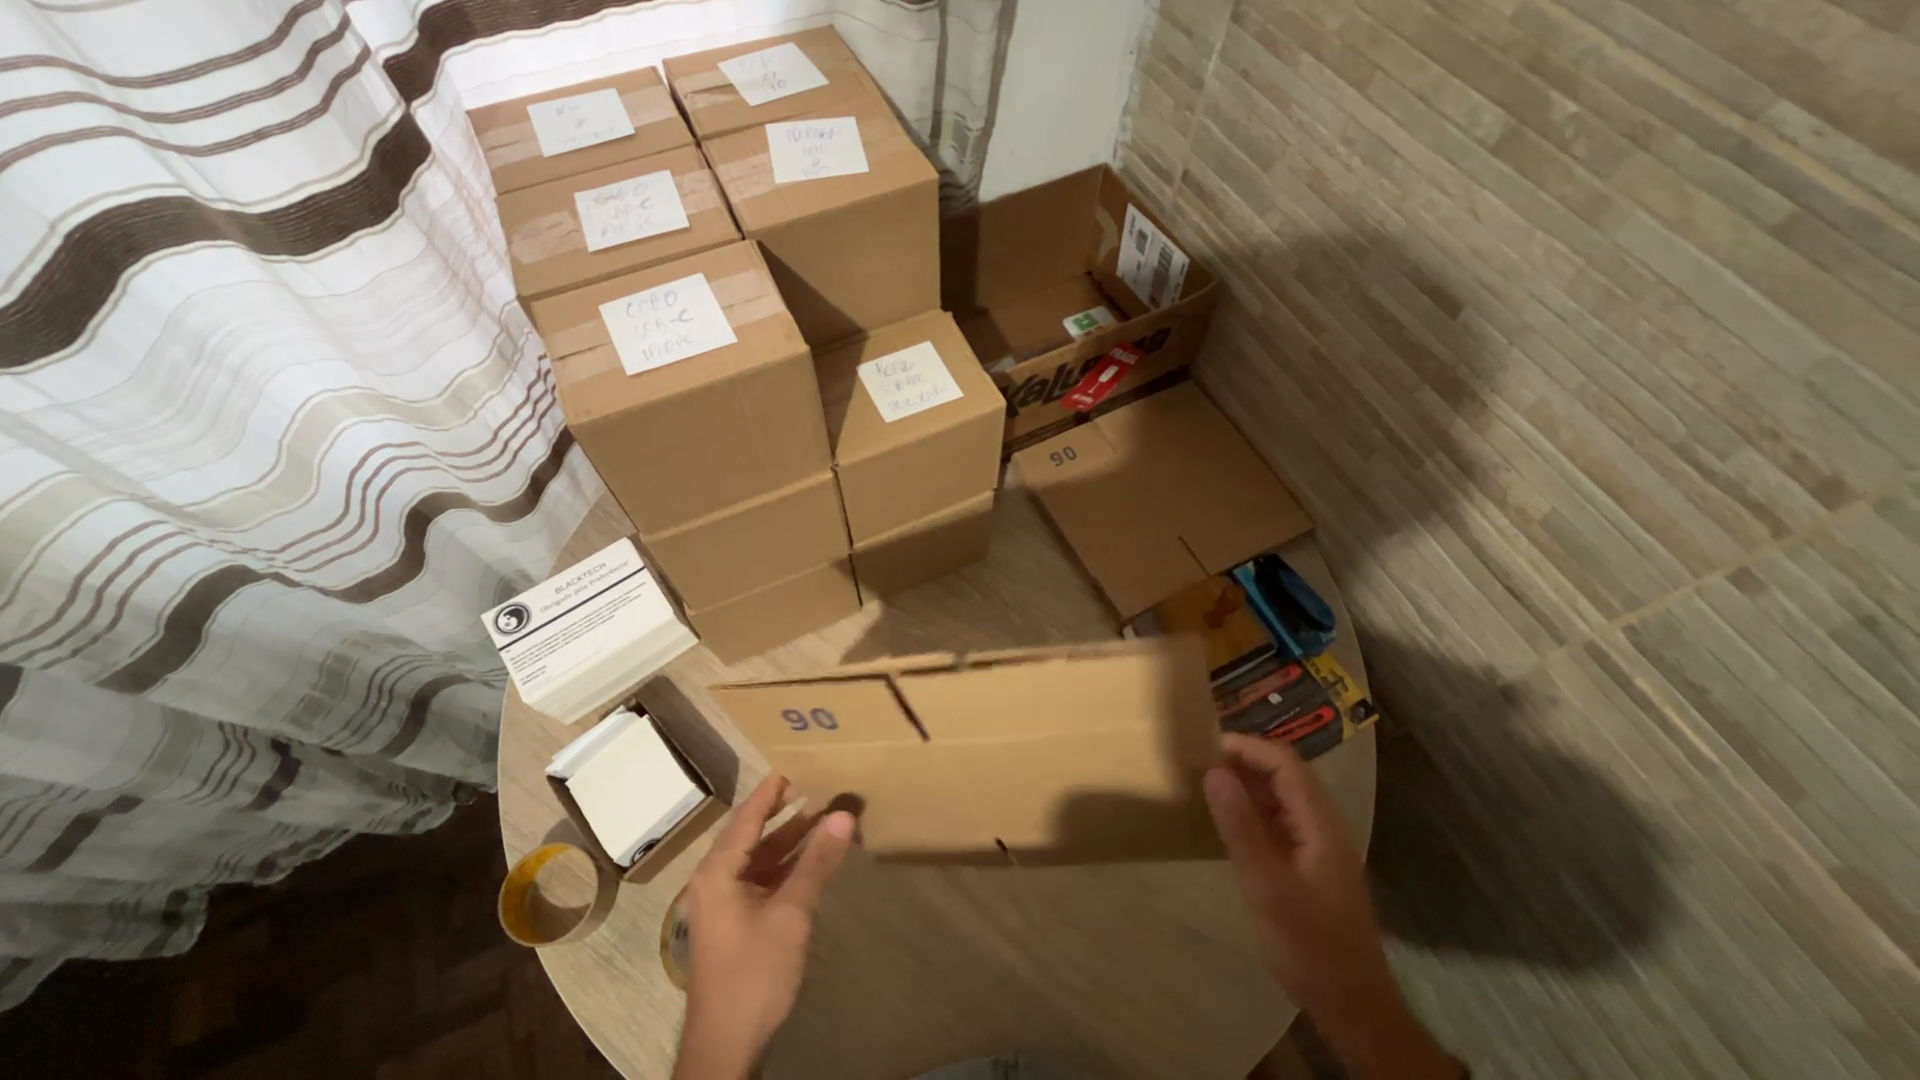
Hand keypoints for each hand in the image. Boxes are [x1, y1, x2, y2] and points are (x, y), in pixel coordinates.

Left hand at [673, 775, 855, 1079]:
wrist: (727, 1040)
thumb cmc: (754, 971)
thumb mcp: (791, 914)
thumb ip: (816, 862)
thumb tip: (843, 814)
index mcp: (718, 871)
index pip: (747, 816)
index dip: (772, 790)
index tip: (796, 763)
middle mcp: (715, 879)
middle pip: (751, 834)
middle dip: (785, 811)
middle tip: (819, 785)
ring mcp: (724, 902)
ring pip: (759, 858)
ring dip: (789, 840)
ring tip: (825, 816)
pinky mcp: (736, 922)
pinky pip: (761, 880)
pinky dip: (786, 866)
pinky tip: (813, 859)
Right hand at [1204, 734, 1457, 1079]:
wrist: (1352, 1004)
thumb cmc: (1309, 945)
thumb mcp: (1266, 886)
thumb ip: (1240, 827)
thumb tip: (1214, 772)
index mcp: (1320, 825)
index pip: (1285, 764)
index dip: (1247, 747)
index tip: (1203, 745)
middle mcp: (1324, 828)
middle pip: (1286, 776)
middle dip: (1245, 761)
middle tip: (1197, 761)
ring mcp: (1319, 849)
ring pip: (1283, 800)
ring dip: (1247, 786)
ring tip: (1205, 784)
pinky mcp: (1310, 869)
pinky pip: (1280, 824)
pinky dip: (1252, 813)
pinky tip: (1226, 824)